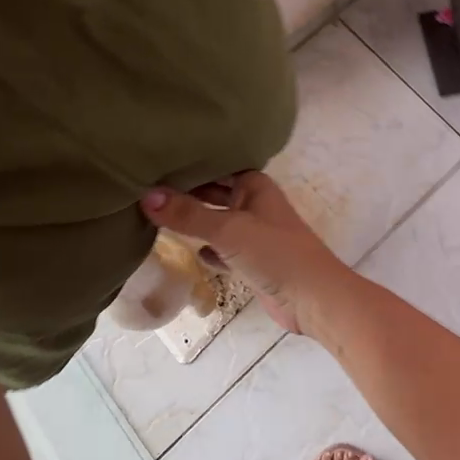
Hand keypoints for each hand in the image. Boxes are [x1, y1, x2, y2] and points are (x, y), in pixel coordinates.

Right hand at [140, 172, 352, 334]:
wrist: (314, 299)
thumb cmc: (275, 253)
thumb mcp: (228, 230)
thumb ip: (187, 214)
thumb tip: (145, 196)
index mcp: (253, 184)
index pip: (215, 164)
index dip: (189, 161)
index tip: (154, 160)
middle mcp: (253, 203)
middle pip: (213, 191)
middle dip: (186, 191)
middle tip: (145, 187)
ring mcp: (254, 233)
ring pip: (217, 220)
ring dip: (194, 220)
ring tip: (156, 214)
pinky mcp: (252, 261)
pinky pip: (223, 249)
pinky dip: (208, 248)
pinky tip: (189, 251)